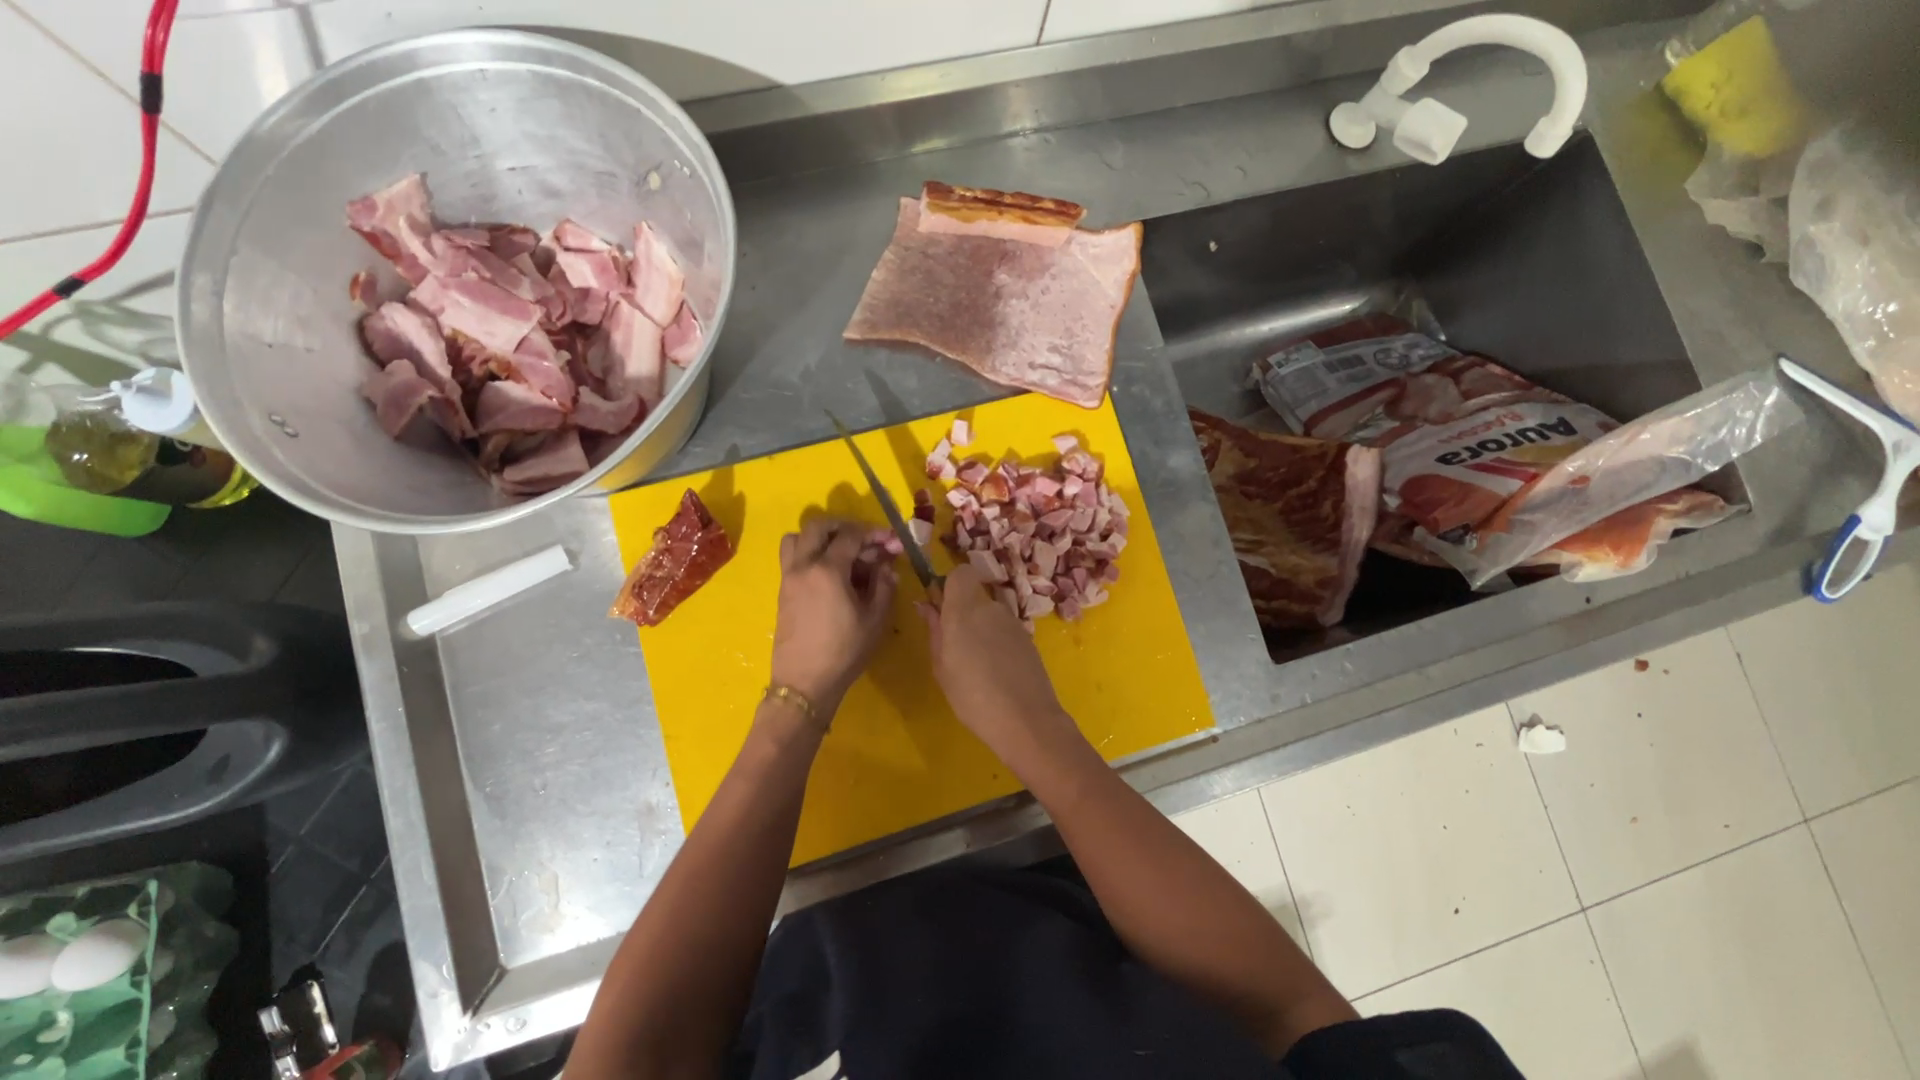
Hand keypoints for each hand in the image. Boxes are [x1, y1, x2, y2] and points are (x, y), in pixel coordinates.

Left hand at [770, 518, 898, 718]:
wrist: (805, 682)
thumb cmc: (844, 652)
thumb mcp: (875, 620)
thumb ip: (883, 586)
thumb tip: (887, 567)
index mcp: (828, 570)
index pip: (851, 536)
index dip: (874, 534)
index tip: (892, 542)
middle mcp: (803, 566)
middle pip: (818, 526)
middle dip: (845, 526)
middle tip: (865, 539)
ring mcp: (789, 577)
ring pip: (797, 538)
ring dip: (820, 536)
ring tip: (841, 552)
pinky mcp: (783, 591)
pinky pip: (792, 557)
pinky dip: (810, 552)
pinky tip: (830, 573)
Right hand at [918, 563, 1081, 761]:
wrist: (1026, 720)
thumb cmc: (972, 696)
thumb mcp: (942, 667)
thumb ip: (935, 630)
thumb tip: (928, 606)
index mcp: (964, 610)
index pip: (960, 572)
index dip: (950, 585)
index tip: (940, 608)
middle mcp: (991, 608)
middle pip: (975, 595)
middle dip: (963, 612)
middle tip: (953, 645)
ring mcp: (1014, 622)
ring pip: (990, 614)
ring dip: (980, 629)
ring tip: (976, 665)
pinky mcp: (1029, 639)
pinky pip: (1004, 630)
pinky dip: (997, 643)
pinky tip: (996, 672)